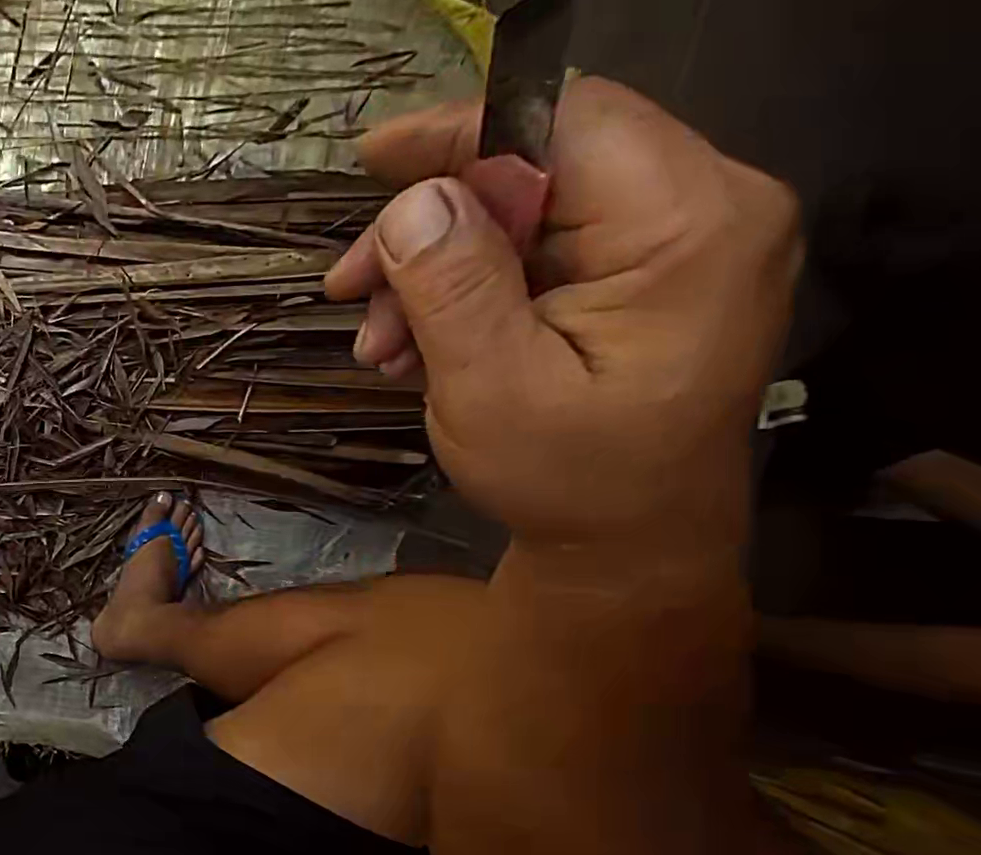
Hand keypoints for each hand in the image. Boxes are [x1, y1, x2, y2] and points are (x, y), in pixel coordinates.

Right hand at [325, 78, 801, 549]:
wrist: (621, 541)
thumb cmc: (567, 480)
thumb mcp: (491, 390)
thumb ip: (452, 289)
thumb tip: (410, 203)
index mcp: (685, 227)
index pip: (565, 124)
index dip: (459, 130)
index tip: (373, 160)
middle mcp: (695, 213)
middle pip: (531, 171)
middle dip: (425, 231)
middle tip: (349, 290)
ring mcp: (665, 246)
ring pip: (514, 217)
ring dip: (429, 275)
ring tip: (382, 348)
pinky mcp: (631, 278)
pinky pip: (525, 257)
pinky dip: (456, 297)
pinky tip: (417, 349)